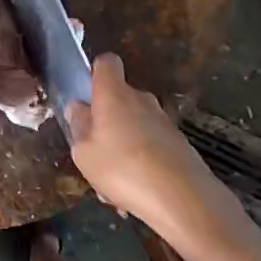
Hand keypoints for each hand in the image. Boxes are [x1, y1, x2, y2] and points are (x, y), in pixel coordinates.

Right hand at [66, 54, 217, 227]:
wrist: (181, 196)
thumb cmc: (122, 169)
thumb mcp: (84, 152)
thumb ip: (79, 126)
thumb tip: (79, 108)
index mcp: (114, 95)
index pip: (106, 63)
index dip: (94, 73)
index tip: (86, 95)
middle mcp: (141, 100)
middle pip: (119, 99)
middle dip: (105, 120)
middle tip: (92, 151)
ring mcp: (163, 120)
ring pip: (133, 127)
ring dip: (120, 147)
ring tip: (111, 183)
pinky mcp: (178, 142)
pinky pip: (149, 147)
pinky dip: (139, 162)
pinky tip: (132, 192)